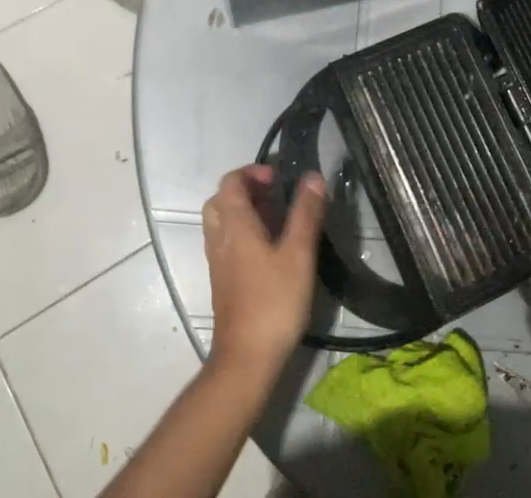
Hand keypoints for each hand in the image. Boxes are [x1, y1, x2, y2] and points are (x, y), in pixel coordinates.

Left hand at [202, 165, 326, 379]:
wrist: (246, 356)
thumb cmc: (274, 302)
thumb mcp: (298, 254)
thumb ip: (306, 214)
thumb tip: (313, 177)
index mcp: (235, 225)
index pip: (230, 182)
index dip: (253, 172)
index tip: (279, 180)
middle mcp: (219, 238)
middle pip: (222, 200)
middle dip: (248, 190)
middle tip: (277, 198)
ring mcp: (218, 261)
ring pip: (222, 222)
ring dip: (245, 212)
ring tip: (278, 221)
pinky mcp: (222, 280)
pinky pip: (226, 242)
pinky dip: (244, 233)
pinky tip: (270, 250)